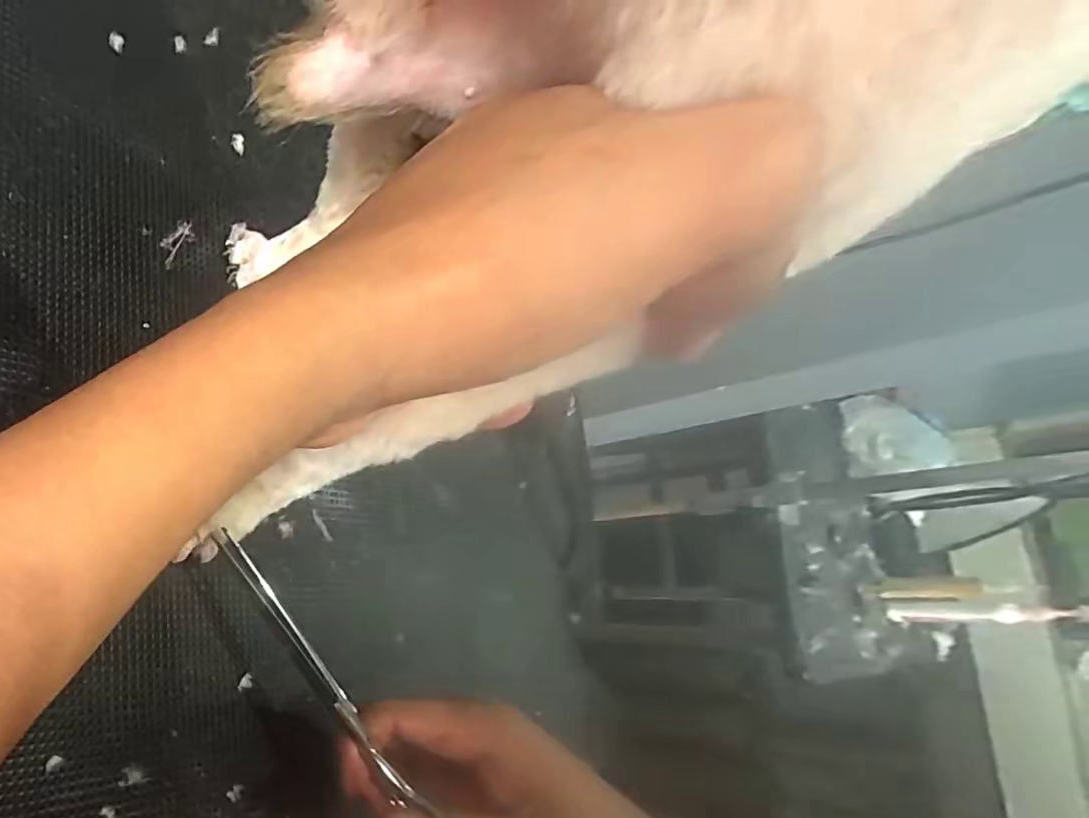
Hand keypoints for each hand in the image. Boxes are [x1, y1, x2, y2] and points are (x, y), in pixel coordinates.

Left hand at [254, 86, 820, 428]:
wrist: (351, 338)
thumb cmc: (515, 263)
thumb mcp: (705, 185)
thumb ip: (765, 188)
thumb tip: (717, 290)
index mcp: (556, 117)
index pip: (661, 152)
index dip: (696, 227)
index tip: (691, 301)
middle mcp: (477, 171)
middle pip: (583, 227)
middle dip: (616, 289)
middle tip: (623, 344)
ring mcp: (417, 241)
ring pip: (514, 289)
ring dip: (548, 338)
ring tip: (552, 379)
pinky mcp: (376, 306)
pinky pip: (458, 334)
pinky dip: (487, 368)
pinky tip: (495, 402)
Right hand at [340, 700, 713, 817]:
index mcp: (484, 726)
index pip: (398, 714)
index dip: (362, 742)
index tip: (353, 792)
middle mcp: (472, 728)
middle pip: (394, 732)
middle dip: (373, 774)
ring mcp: (473, 752)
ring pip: (403, 757)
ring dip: (390, 795)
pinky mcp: (474, 778)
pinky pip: (422, 779)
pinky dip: (409, 807)